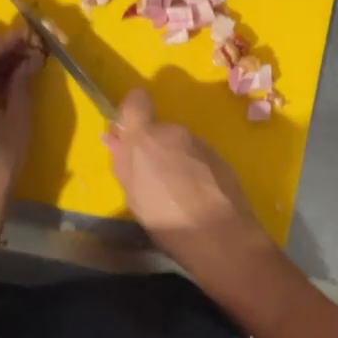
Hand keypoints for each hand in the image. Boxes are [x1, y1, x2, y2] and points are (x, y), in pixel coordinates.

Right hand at [103, 88, 270, 266]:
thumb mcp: (133, 195)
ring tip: (177, 194)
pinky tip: (197, 197)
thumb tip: (116, 140)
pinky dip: (194, 171)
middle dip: (153, 148)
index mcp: (146, 137)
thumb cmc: (165, 219)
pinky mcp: (221, 157)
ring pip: (179, 145)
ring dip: (175, 161)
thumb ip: (123, 163)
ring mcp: (201, 143)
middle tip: (152, 179)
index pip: (135, 101)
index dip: (131, 113)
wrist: (221, 236)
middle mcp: (175, 132)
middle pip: (159, 130)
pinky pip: (198, 157)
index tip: (129, 134)